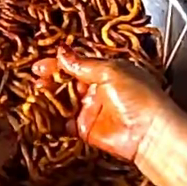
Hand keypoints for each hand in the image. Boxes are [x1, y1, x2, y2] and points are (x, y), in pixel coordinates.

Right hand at [33, 50, 176, 162]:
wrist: (150, 134)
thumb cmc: (139, 97)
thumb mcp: (110, 72)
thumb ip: (82, 64)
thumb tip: (61, 51)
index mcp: (105, 70)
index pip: (75, 64)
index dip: (57, 64)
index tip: (39, 65)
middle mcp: (97, 88)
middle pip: (66, 82)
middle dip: (50, 80)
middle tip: (36, 80)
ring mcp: (90, 109)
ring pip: (63, 100)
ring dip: (49, 97)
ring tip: (36, 94)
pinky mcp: (85, 129)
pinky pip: (65, 122)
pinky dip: (54, 118)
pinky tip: (43, 113)